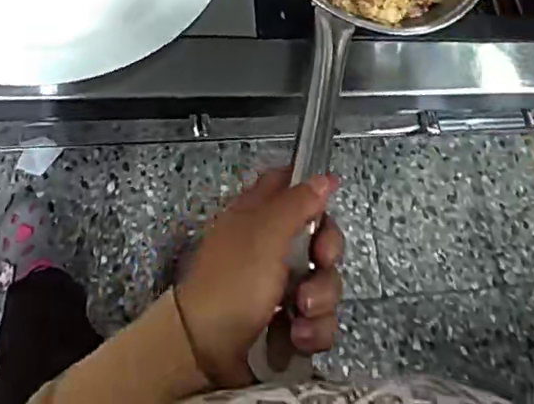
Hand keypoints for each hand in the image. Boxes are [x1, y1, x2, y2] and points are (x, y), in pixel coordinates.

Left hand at [174, 169, 343, 386]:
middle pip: (320, 233)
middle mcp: (274, 244)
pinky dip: (313, 330)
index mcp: (261, 213)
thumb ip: (297, 202)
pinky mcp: (290, 323)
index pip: (291, 184)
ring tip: (299, 314)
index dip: (312, 186)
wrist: (204, 353)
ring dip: (320, 298)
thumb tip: (323, 178)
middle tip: (318, 262)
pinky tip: (296, 337)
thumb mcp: (265, 233)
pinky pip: (320, 320)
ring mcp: (283, 286)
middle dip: (328, 251)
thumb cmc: (232, 282)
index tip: (329, 197)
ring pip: (325, 279)